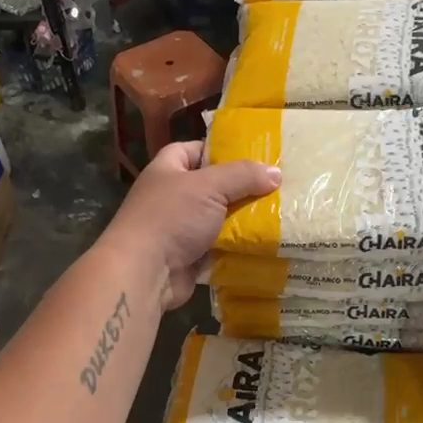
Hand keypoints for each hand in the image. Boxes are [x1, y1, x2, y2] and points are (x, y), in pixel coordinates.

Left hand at [96, 140, 279, 309]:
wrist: (145, 272)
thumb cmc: (171, 218)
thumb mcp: (209, 186)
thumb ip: (243, 176)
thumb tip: (276, 173)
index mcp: (168, 170)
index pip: (193, 150)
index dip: (219, 150)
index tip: (250, 155)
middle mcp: (171, 196)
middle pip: (211, 186)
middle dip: (240, 188)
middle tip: (275, 187)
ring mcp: (179, 229)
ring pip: (218, 219)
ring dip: (242, 220)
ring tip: (277, 215)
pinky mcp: (189, 257)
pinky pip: (219, 247)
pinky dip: (237, 247)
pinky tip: (264, 242)